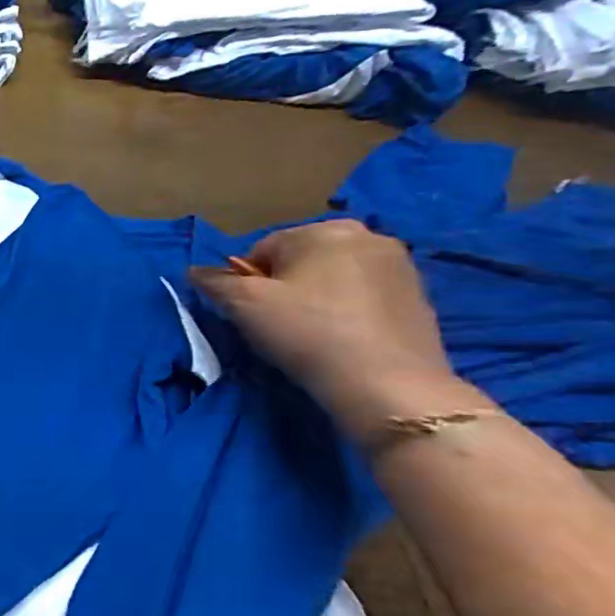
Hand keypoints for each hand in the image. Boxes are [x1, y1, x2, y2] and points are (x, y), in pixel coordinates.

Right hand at [188, 220, 486, 443]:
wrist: (387, 387)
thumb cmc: (307, 334)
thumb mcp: (245, 306)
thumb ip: (215, 282)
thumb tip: (195, 272)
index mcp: (323, 229)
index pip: (262, 251)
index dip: (248, 285)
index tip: (253, 318)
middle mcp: (366, 235)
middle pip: (301, 261)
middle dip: (286, 288)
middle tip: (282, 329)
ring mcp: (399, 265)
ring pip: (335, 278)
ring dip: (318, 299)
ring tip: (314, 338)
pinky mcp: (420, 297)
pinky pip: (365, 298)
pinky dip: (350, 313)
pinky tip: (345, 343)